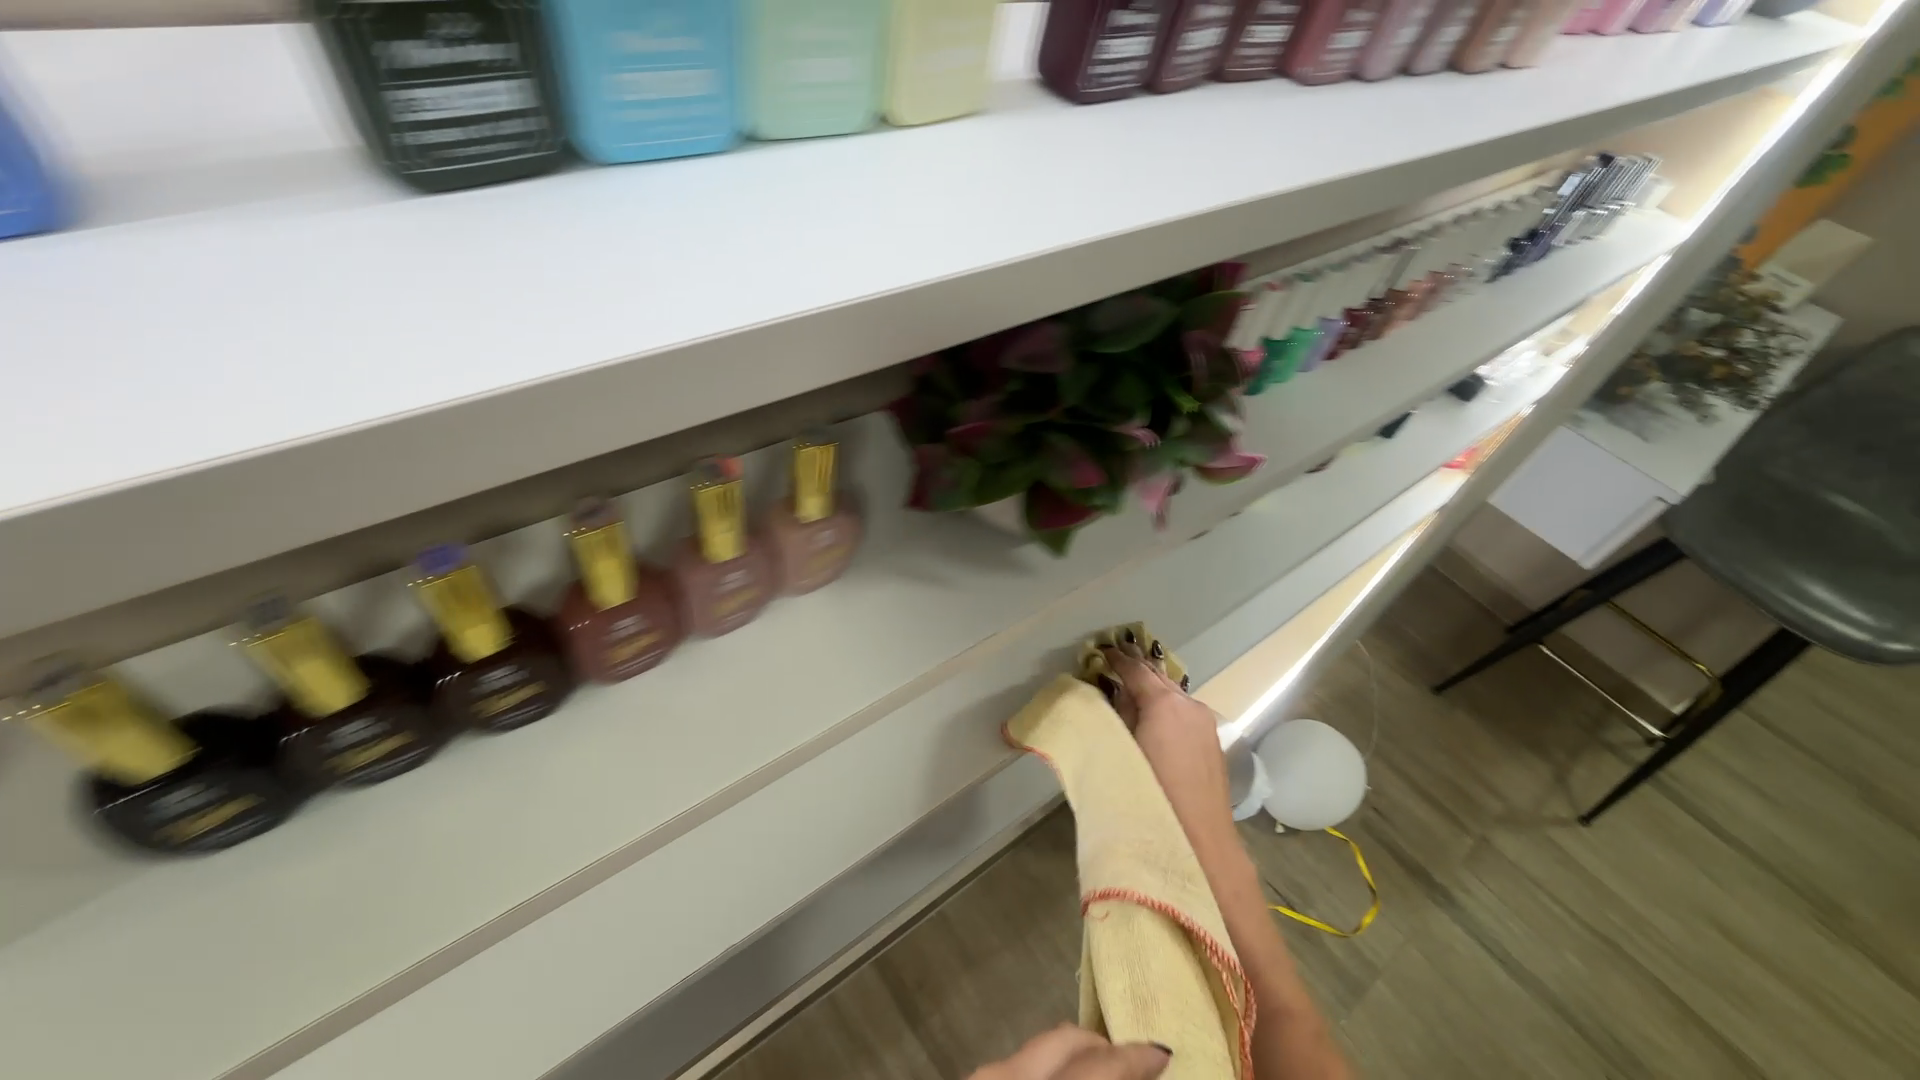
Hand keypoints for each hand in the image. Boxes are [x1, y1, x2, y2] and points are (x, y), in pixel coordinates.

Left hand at [968, 1025, 1171, 1079]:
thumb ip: (1105, 1079)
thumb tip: (1135, 1071)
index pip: (1103, 1063)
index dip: (1137, 1058)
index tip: (1163, 1053)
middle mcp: (1008, 1072)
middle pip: (1068, 1038)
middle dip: (1103, 1048)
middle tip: (1129, 1068)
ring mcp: (983, 1074)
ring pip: (1041, 1049)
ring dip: (1074, 1060)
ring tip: (1095, 1076)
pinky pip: (1018, 1066)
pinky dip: (1046, 1071)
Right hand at [1098, 641, 1233, 840]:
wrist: (1200, 837)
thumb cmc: (1151, 792)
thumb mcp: (1122, 749)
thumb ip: (1119, 716)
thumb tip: (1117, 694)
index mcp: (1165, 703)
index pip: (1136, 670)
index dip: (1117, 659)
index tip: (1101, 650)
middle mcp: (1189, 705)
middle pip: (1159, 678)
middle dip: (1137, 669)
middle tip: (1116, 660)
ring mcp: (1206, 723)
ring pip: (1174, 696)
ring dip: (1154, 689)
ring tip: (1131, 688)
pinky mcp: (1212, 742)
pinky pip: (1184, 713)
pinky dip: (1167, 707)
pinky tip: (1155, 717)